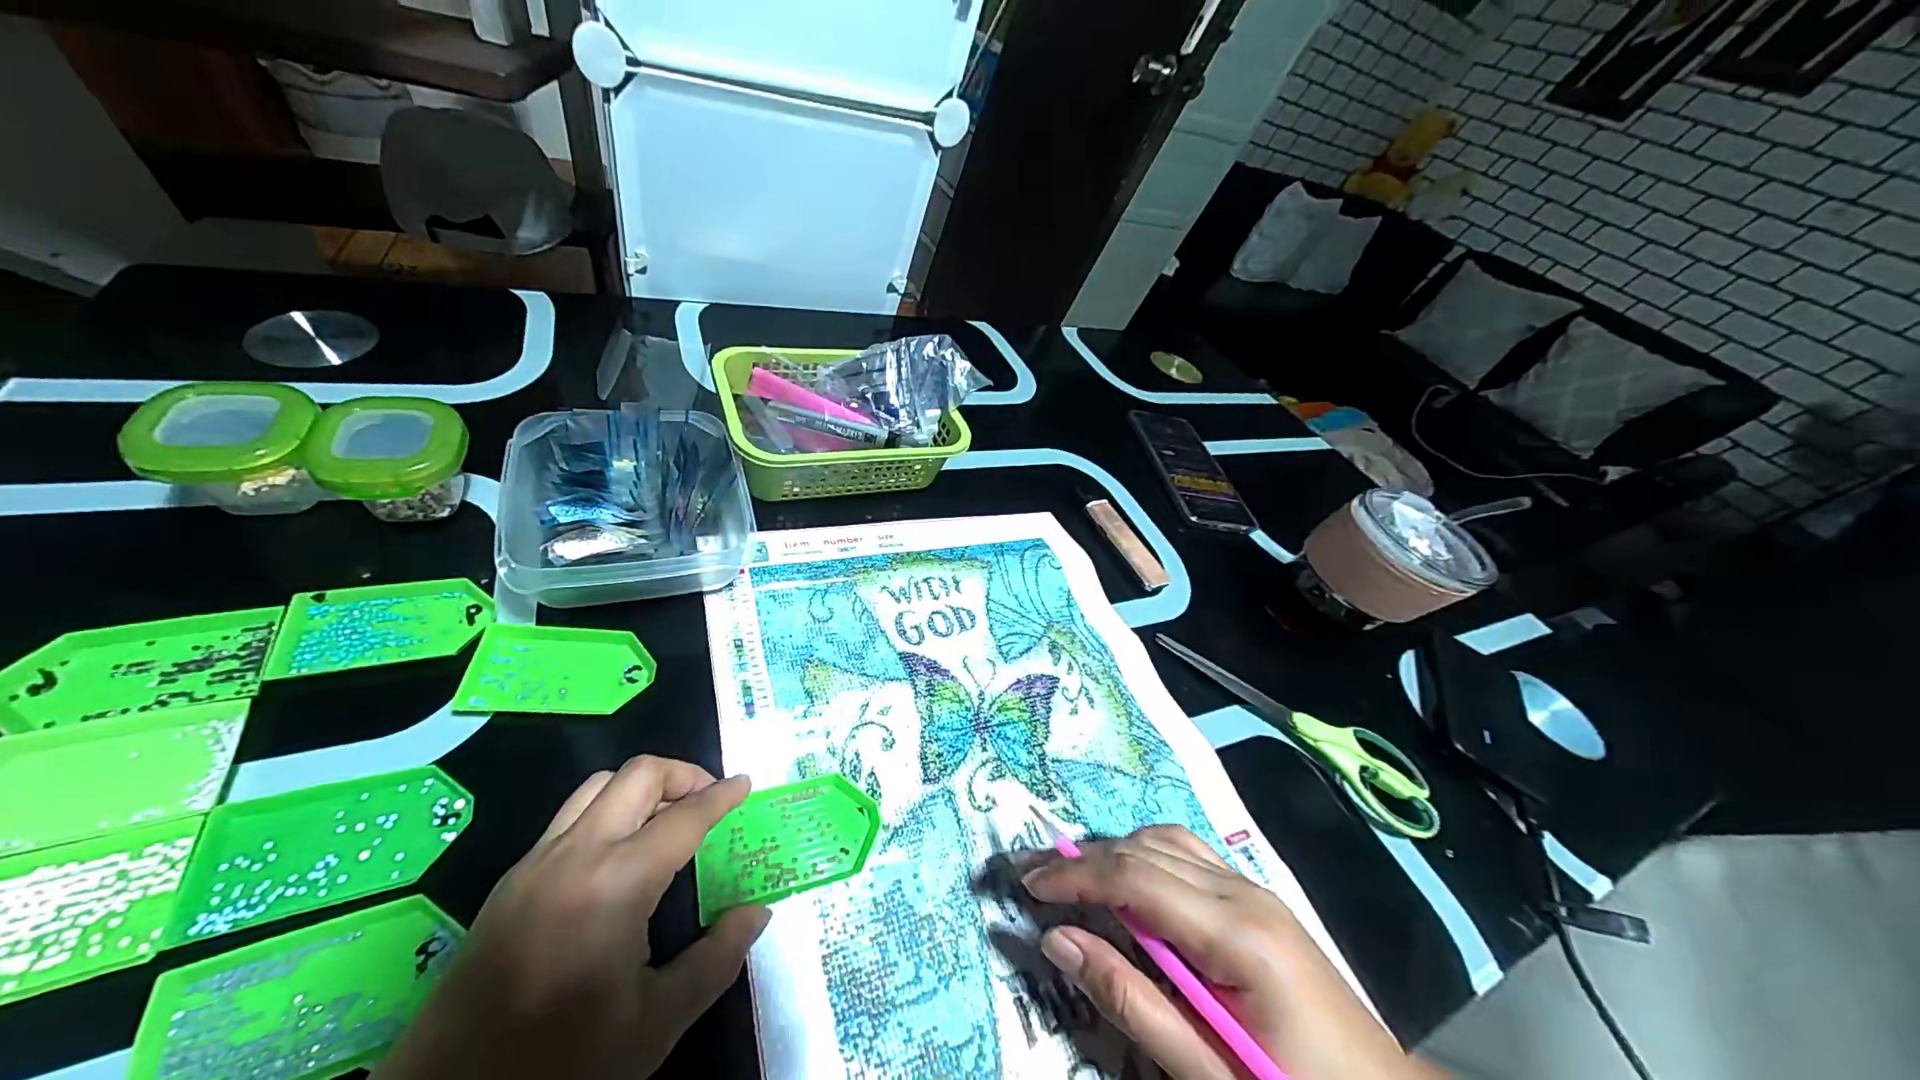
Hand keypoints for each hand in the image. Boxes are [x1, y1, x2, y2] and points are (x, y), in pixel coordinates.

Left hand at [375, 756, 769, 1079]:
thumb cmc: (563, 1060)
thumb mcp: (656, 1022)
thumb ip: (716, 959)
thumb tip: (756, 913)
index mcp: (616, 883)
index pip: (683, 816)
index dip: (722, 795)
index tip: (746, 784)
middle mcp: (574, 855)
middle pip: (636, 775)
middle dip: (683, 774)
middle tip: (710, 800)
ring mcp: (535, 863)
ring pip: (597, 786)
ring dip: (642, 788)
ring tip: (668, 819)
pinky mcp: (510, 882)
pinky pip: (569, 817)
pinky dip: (608, 811)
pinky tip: (620, 855)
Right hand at [1022, 825, 1444, 1079]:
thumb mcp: (1205, 1068)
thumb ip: (1129, 1000)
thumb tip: (1058, 940)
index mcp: (1235, 933)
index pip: (1134, 878)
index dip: (1074, 876)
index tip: (1026, 885)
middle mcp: (1243, 892)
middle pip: (1145, 850)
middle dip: (1082, 857)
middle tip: (1029, 873)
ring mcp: (1253, 889)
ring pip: (1165, 842)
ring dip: (1111, 851)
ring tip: (1068, 876)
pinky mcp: (1256, 899)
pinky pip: (1188, 856)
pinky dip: (1143, 858)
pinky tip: (1124, 882)